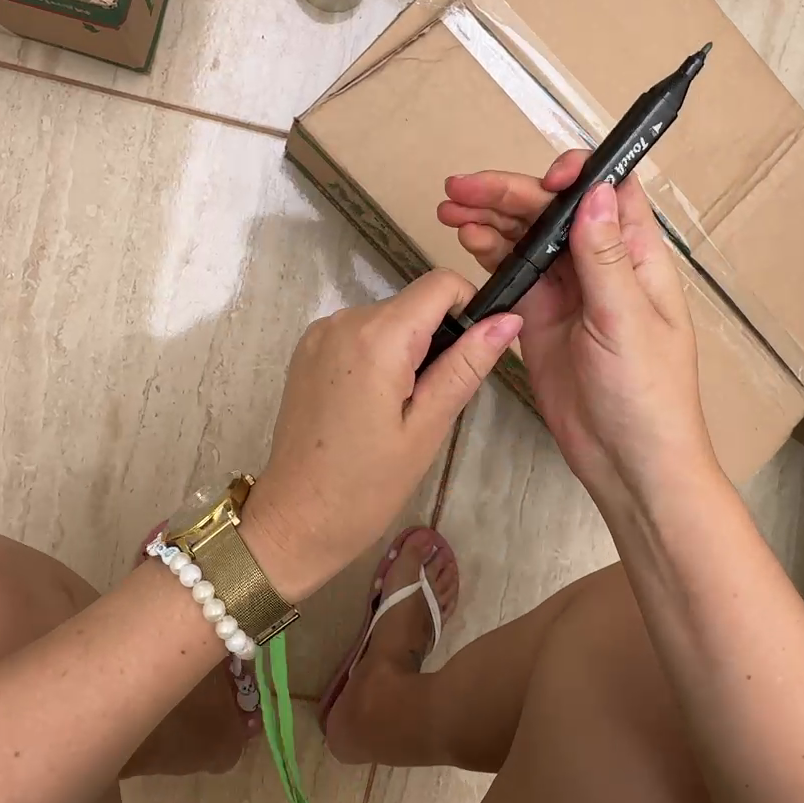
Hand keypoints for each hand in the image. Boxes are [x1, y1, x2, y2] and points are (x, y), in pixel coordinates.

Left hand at [242, 270, 520, 600]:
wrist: (295, 519)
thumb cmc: (365, 486)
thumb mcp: (426, 428)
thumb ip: (466, 366)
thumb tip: (508, 319)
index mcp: (376, 336)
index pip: (441, 283)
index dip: (468, 309)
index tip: (470, 357)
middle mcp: (343, 319)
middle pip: (413, 304)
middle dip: (435, 340)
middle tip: (430, 404)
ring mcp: (319, 333)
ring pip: (388, 320)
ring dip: (407, 352)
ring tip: (398, 412)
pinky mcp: (306, 350)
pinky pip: (360, 335)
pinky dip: (378, 357)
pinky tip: (372, 406)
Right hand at [438, 150, 723, 504]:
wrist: (625, 461)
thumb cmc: (647, 394)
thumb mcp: (627, 321)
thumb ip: (604, 258)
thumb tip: (595, 190)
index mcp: (635, 256)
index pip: (609, 193)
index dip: (576, 175)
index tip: (542, 176)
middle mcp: (598, 264)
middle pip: (552, 212)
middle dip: (508, 194)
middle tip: (459, 188)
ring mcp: (564, 291)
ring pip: (525, 239)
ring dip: (490, 219)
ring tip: (449, 210)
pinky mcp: (536, 317)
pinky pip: (510, 275)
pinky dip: (488, 255)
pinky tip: (466, 241)